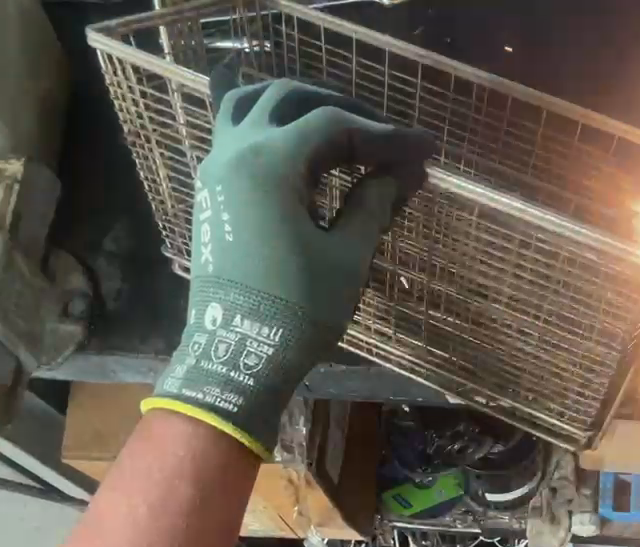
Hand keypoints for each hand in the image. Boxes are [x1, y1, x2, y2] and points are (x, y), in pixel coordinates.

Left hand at [144, 78, 435, 456]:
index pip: (334, 125)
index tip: (425, 148)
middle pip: (291, 100)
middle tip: (385, 137)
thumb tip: (407, 172)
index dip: (385, 133)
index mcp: (269, 163)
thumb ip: (374, 204)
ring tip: (341, 132)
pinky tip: (302, 153)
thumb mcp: (346, 258)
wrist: (240, 354)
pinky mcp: (214, 192)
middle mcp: (235, 151)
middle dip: (345, 111)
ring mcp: (216, 169)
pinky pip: (238, 136)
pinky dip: (272, 130)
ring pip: (252, 107)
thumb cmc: (298, 309)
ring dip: (300, 109)